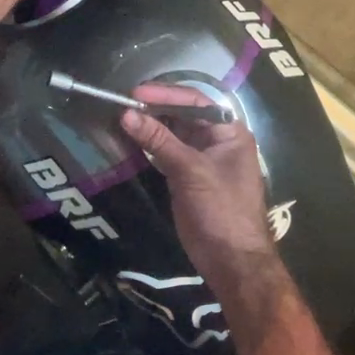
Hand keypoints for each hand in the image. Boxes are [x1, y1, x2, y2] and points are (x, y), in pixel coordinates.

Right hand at [120, 84, 276, 293]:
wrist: (231, 261)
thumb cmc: (221, 209)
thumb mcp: (191, 170)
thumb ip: (159, 140)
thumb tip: (126, 114)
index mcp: (229, 132)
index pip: (195, 101)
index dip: (165, 94)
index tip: (135, 93)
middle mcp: (216, 140)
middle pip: (182, 114)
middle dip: (154, 108)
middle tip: (124, 103)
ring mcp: (201, 158)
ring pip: (172, 132)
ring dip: (149, 125)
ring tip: (122, 117)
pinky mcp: (186, 176)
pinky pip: (166, 151)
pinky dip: (149, 144)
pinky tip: (129, 138)